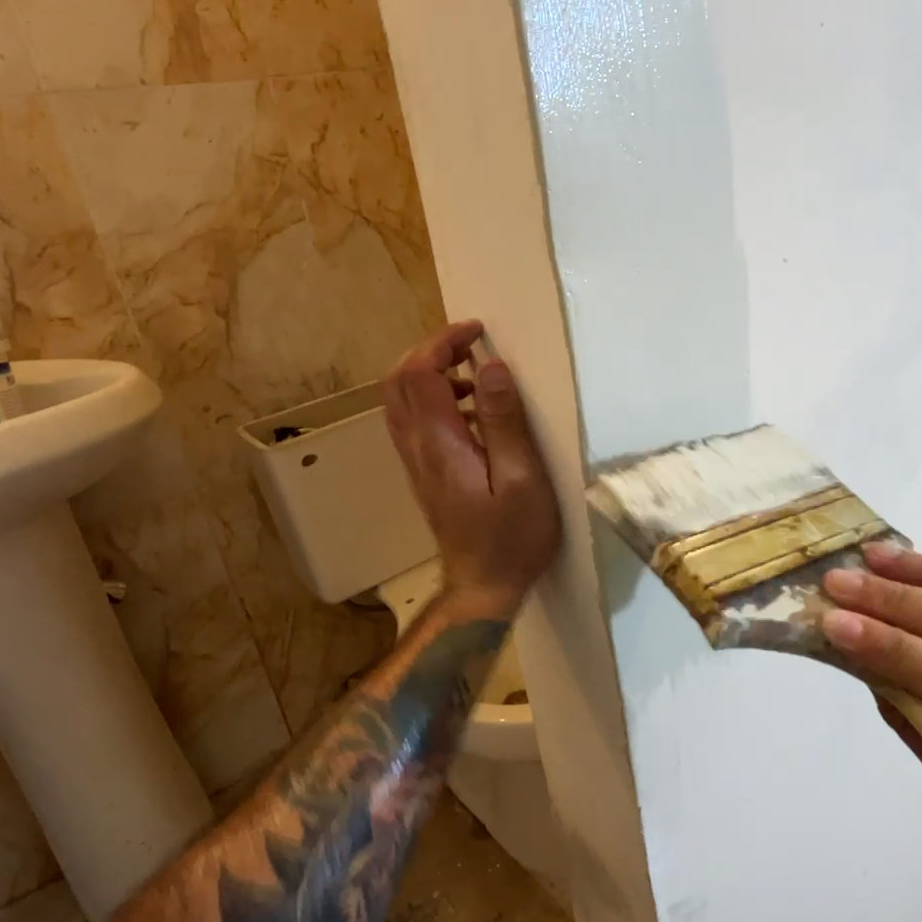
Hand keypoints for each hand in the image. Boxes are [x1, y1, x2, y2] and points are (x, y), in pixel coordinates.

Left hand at [382, 320, 561, 620]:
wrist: (483, 590)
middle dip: (430, 351)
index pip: (420, 374)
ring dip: (430, 374)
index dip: (443, 341)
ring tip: (477, 373)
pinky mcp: (425, 477)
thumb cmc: (512, 539)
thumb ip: (505, 422)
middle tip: (471, 344)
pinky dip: (435, 400)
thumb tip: (491, 368)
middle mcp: (417, 449)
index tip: (478, 331)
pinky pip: (414, 423)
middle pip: (398, 382)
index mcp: (440, 445)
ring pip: (401, 402)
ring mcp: (417, 464)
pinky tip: (474, 413)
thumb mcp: (523, 480)